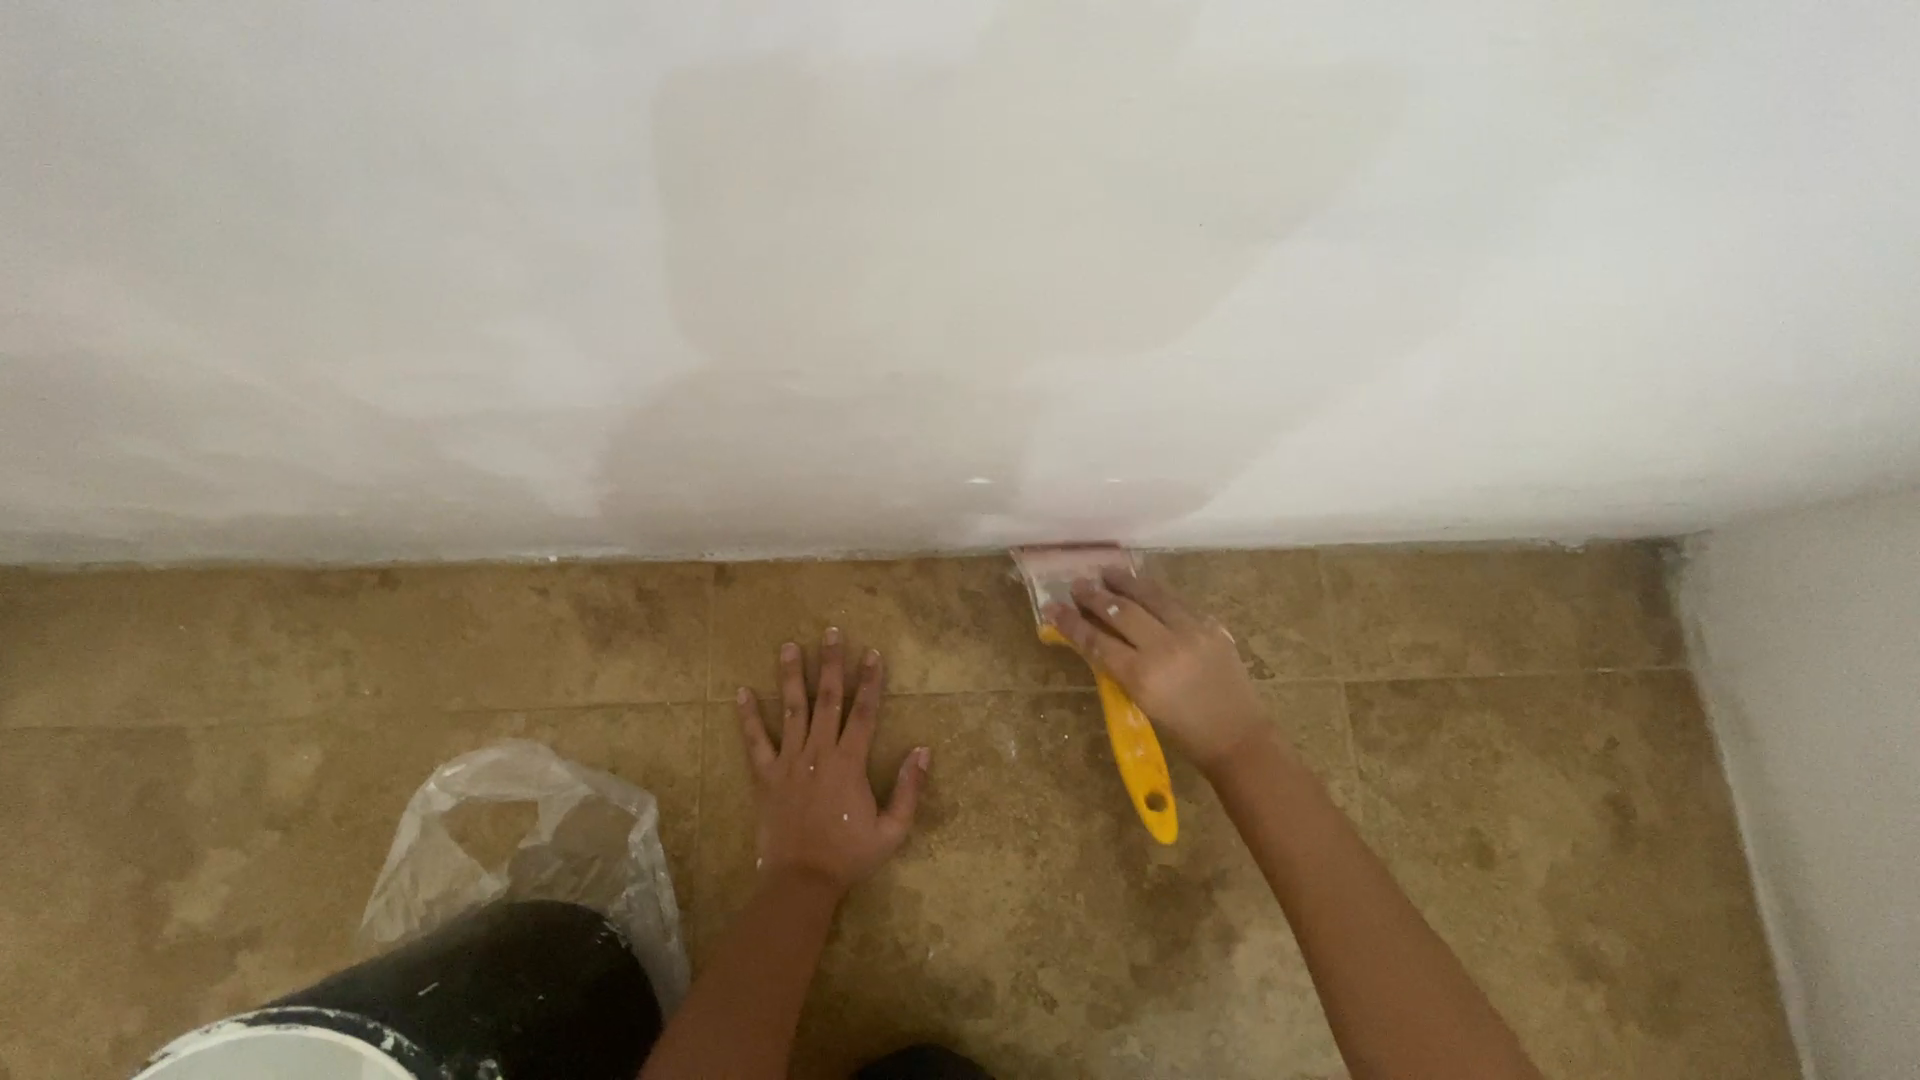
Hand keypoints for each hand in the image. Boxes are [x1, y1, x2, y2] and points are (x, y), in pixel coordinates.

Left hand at [734, 628, 930, 895]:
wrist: (801, 881)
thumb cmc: (850, 855)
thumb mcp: (893, 830)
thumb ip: (910, 789)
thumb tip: (923, 750)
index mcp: (850, 762)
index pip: (864, 712)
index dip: (870, 680)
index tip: (872, 652)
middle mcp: (819, 752)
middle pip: (827, 699)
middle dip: (831, 663)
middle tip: (831, 632)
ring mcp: (789, 762)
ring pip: (791, 710)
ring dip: (791, 676)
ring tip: (789, 646)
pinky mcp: (765, 776)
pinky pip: (755, 741)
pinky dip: (747, 716)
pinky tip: (740, 692)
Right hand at [1043, 569, 1269, 776]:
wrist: (1238, 736)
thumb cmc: (1184, 731)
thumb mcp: (1142, 702)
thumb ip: (1120, 669)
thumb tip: (1097, 640)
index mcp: (1141, 676)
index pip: (1097, 641)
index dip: (1071, 623)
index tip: (1052, 608)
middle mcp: (1164, 648)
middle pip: (1121, 612)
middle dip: (1095, 597)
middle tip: (1078, 585)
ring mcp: (1191, 633)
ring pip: (1151, 596)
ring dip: (1126, 583)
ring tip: (1107, 572)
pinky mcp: (1212, 627)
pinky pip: (1178, 602)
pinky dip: (1156, 593)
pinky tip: (1145, 588)